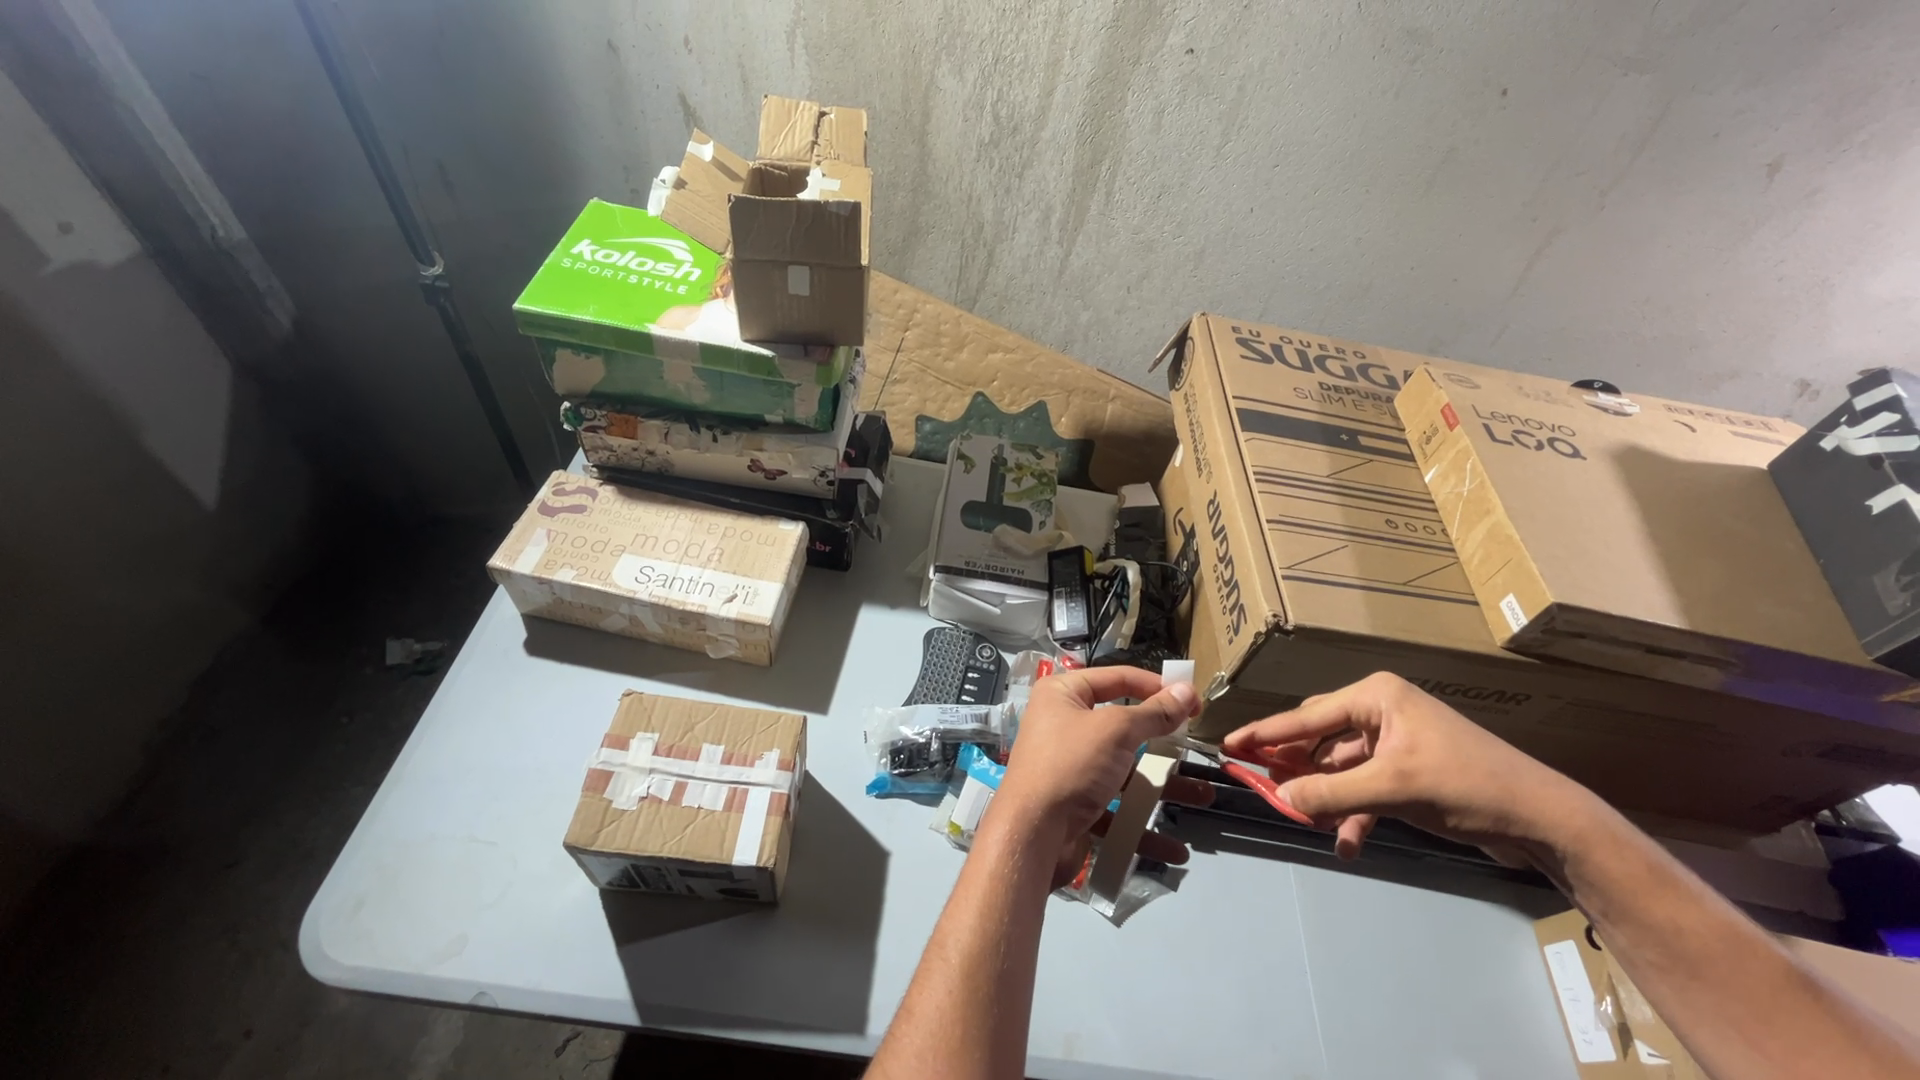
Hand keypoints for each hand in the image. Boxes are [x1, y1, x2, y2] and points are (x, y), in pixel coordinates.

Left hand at [990, 666, 1210, 887]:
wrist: (1031, 835)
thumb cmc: (1071, 765)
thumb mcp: (1116, 730)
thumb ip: (1154, 713)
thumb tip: (1186, 690)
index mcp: (1062, 695)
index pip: (1117, 678)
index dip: (1156, 686)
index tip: (1193, 702)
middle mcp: (1063, 727)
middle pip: (1124, 728)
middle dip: (1163, 743)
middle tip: (1195, 749)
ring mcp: (1070, 769)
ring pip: (1126, 774)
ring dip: (1164, 788)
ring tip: (1202, 798)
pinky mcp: (1076, 806)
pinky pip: (1117, 811)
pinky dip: (1144, 829)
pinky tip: (1174, 849)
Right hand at [1223, 672, 1595, 862]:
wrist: (1541, 820)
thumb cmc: (1463, 786)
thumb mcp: (1390, 789)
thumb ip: (1329, 794)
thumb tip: (1281, 798)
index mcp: (1375, 698)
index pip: (1306, 716)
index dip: (1265, 733)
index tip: (1229, 744)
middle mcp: (1381, 713)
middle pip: (1319, 739)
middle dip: (1295, 768)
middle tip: (1261, 784)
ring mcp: (1396, 743)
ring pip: (1340, 769)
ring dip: (1326, 798)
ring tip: (1305, 820)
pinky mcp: (1409, 773)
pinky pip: (1365, 789)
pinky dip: (1354, 814)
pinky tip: (1346, 843)